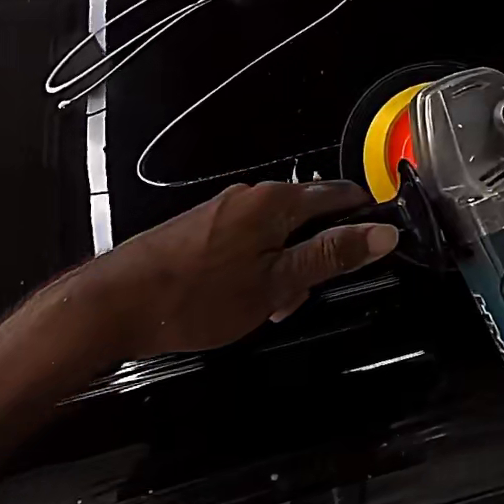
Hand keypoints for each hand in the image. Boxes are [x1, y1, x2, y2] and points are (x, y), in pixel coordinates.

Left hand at [70, 180, 399, 359]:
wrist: (121, 301)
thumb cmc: (198, 296)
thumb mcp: (276, 282)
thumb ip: (331, 255)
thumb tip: (381, 232)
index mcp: (274, 202)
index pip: (339, 196)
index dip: (362, 221)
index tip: (372, 248)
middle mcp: (249, 196)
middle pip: (306, 218)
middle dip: (313, 257)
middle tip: (295, 299)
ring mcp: (224, 210)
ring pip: (275, 235)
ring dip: (282, 269)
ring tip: (263, 307)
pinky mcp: (204, 227)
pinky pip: (247, 241)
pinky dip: (256, 268)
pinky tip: (239, 299)